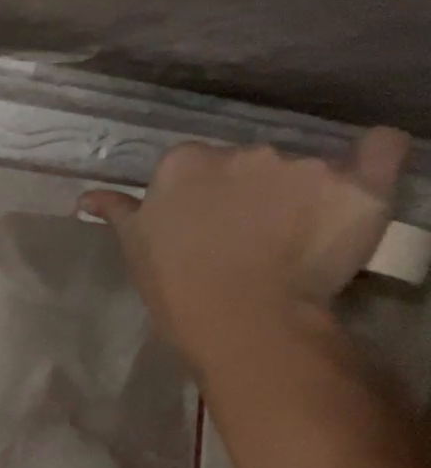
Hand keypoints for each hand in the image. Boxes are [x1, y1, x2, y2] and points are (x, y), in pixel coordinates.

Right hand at [80, 128, 411, 358]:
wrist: (246, 317)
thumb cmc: (175, 281)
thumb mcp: (135, 244)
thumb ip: (118, 210)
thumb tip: (88, 197)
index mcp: (183, 162)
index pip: (192, 162)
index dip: (199, 191)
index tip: (202, 220)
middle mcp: (242, 152)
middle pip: (249, 162)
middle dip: (250, 188)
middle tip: (250, 231)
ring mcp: (303, 168)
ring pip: (304, 169)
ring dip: (301, 189)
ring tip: (301, 231)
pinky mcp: (359, 188)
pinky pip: (380, 152)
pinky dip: (378, 151)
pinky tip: (376, 151)